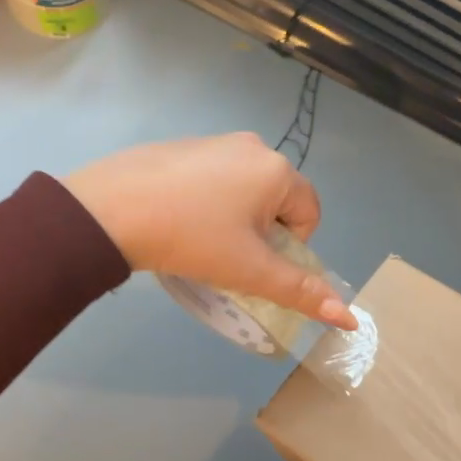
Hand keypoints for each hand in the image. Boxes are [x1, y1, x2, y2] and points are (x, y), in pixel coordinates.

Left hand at [61, 133, 357, 328]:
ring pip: (244, 189)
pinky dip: (206, 200)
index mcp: (277, 170)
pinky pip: (213, 177)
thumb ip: (300, 292)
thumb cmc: (191, 239)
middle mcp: (253, 146)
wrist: (111, 210)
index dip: (290, 247)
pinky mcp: (182, 145)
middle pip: (278, 199)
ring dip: (235, 217)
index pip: (309, 214)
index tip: (253, 262)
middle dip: (262, 231)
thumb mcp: (250, 271)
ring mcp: (214, 141)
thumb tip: (350, 319)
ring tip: (199, 238)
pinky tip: (176, 218)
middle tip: (226, 254)